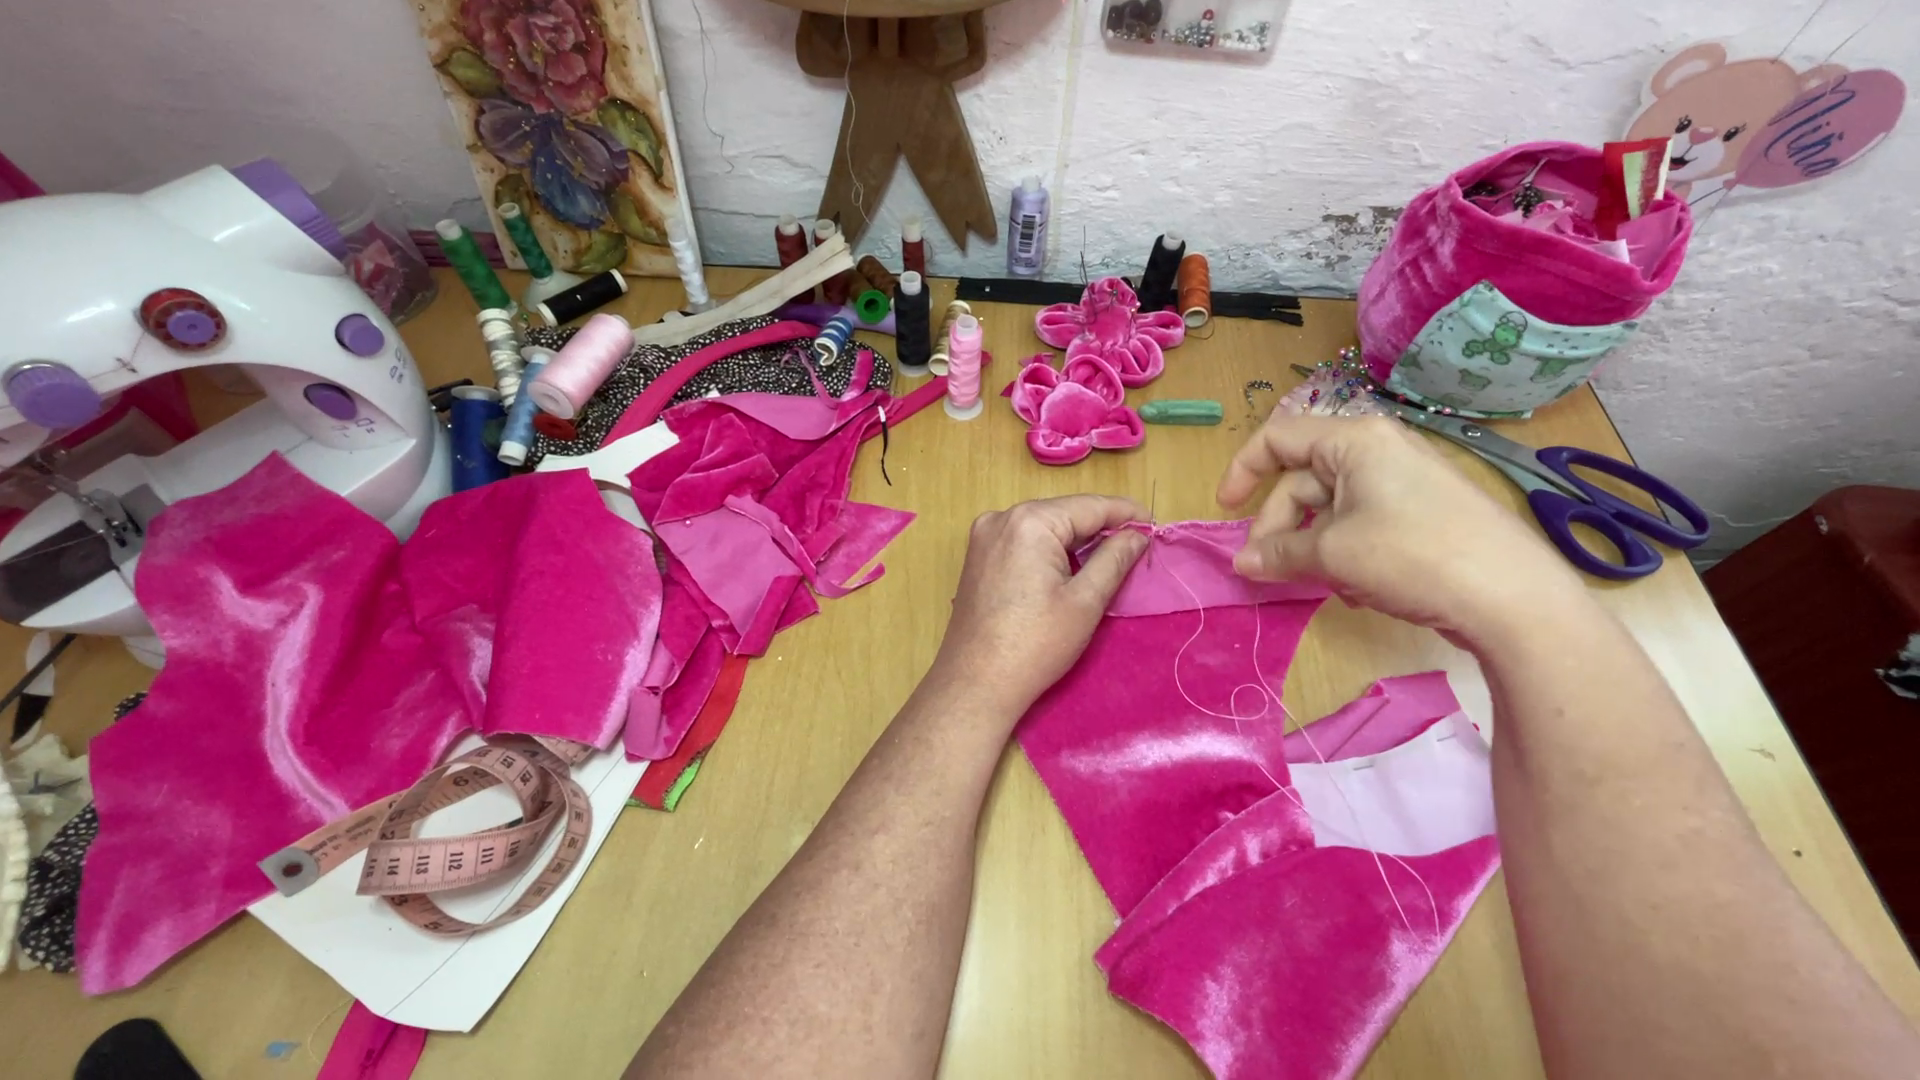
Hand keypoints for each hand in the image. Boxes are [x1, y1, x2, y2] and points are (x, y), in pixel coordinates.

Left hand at [929, 495, 1148, 718]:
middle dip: (1101, 526)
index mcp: (1029, 522)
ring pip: (1044, 526)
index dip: (1126, 513)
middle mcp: (1001, 518)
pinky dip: (1050, 548)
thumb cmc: (1035, 644)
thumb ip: (1114, 559)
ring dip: (1076, 538)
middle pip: (1064, 512)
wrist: (975, 682)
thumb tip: (1137, 535)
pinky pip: (1024, 540)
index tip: (1154, 523)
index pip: (1089, 506)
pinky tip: (1071, 566)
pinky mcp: (978, 556)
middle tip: (1137, 544)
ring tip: (1111, 555)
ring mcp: (984, 536)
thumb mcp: (1085, 601)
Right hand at [1217, 414, 1589, 648]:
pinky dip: (1345, 553)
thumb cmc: (1412, 555)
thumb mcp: (1333, 554)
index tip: (1225, 510)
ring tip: (1319, 584)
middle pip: (1303, 480)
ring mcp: (1404, 483)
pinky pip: (1362, 524)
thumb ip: (1278, 554)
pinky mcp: (1422, 515)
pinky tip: (1357, 589)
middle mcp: (1379, 451)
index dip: (1242, 471)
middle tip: (1266, 569)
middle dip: (1279, 526)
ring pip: (1331, 508)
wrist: (1513, 598)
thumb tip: (1241, 562)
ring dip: (1311, 546)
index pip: (1278, 438)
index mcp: (1355, 440)